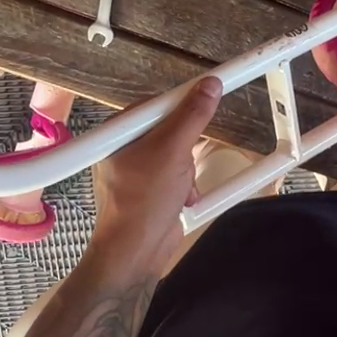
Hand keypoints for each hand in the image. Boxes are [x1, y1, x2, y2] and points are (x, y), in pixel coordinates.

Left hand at [84, 77, 221, 283]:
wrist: (136, 252)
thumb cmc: (143, 201)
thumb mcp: (173, 151)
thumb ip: (193, 116)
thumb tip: (210, 84)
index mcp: (121, 131)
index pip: (160, 103)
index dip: (186, 102)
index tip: (214, 94)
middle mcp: (129, 147)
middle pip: (175, 128)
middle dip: (189, 147)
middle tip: (185, 160)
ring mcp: (141, 169)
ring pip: (182, 153)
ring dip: (190, 169)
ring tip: (182, 186)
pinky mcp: (155, 189)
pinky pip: (181, 174)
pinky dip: (188, 185)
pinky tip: (185, 199)